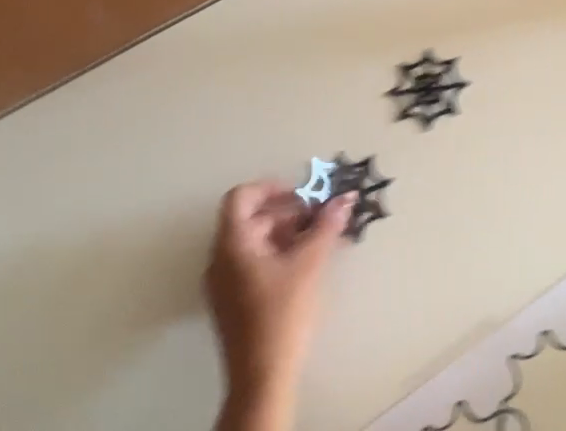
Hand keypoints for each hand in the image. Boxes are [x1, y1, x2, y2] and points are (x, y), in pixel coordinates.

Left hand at [204, 181, 351, 396]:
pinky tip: (304, 265)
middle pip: (249, 219)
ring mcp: (222, 283)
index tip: (301, 194)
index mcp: (231, 244)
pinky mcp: (231, 303)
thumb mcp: (309, 265)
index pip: (240, 197)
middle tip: (319, 217)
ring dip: (284, 233)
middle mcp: (219, 259)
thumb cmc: (282, 314)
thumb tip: (345, 198)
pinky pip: (251, 264)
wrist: (262, 377)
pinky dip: (276, 254)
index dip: (271, 187)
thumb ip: (326, 227)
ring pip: (252, 243)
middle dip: (286, 212)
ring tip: (318, 240)